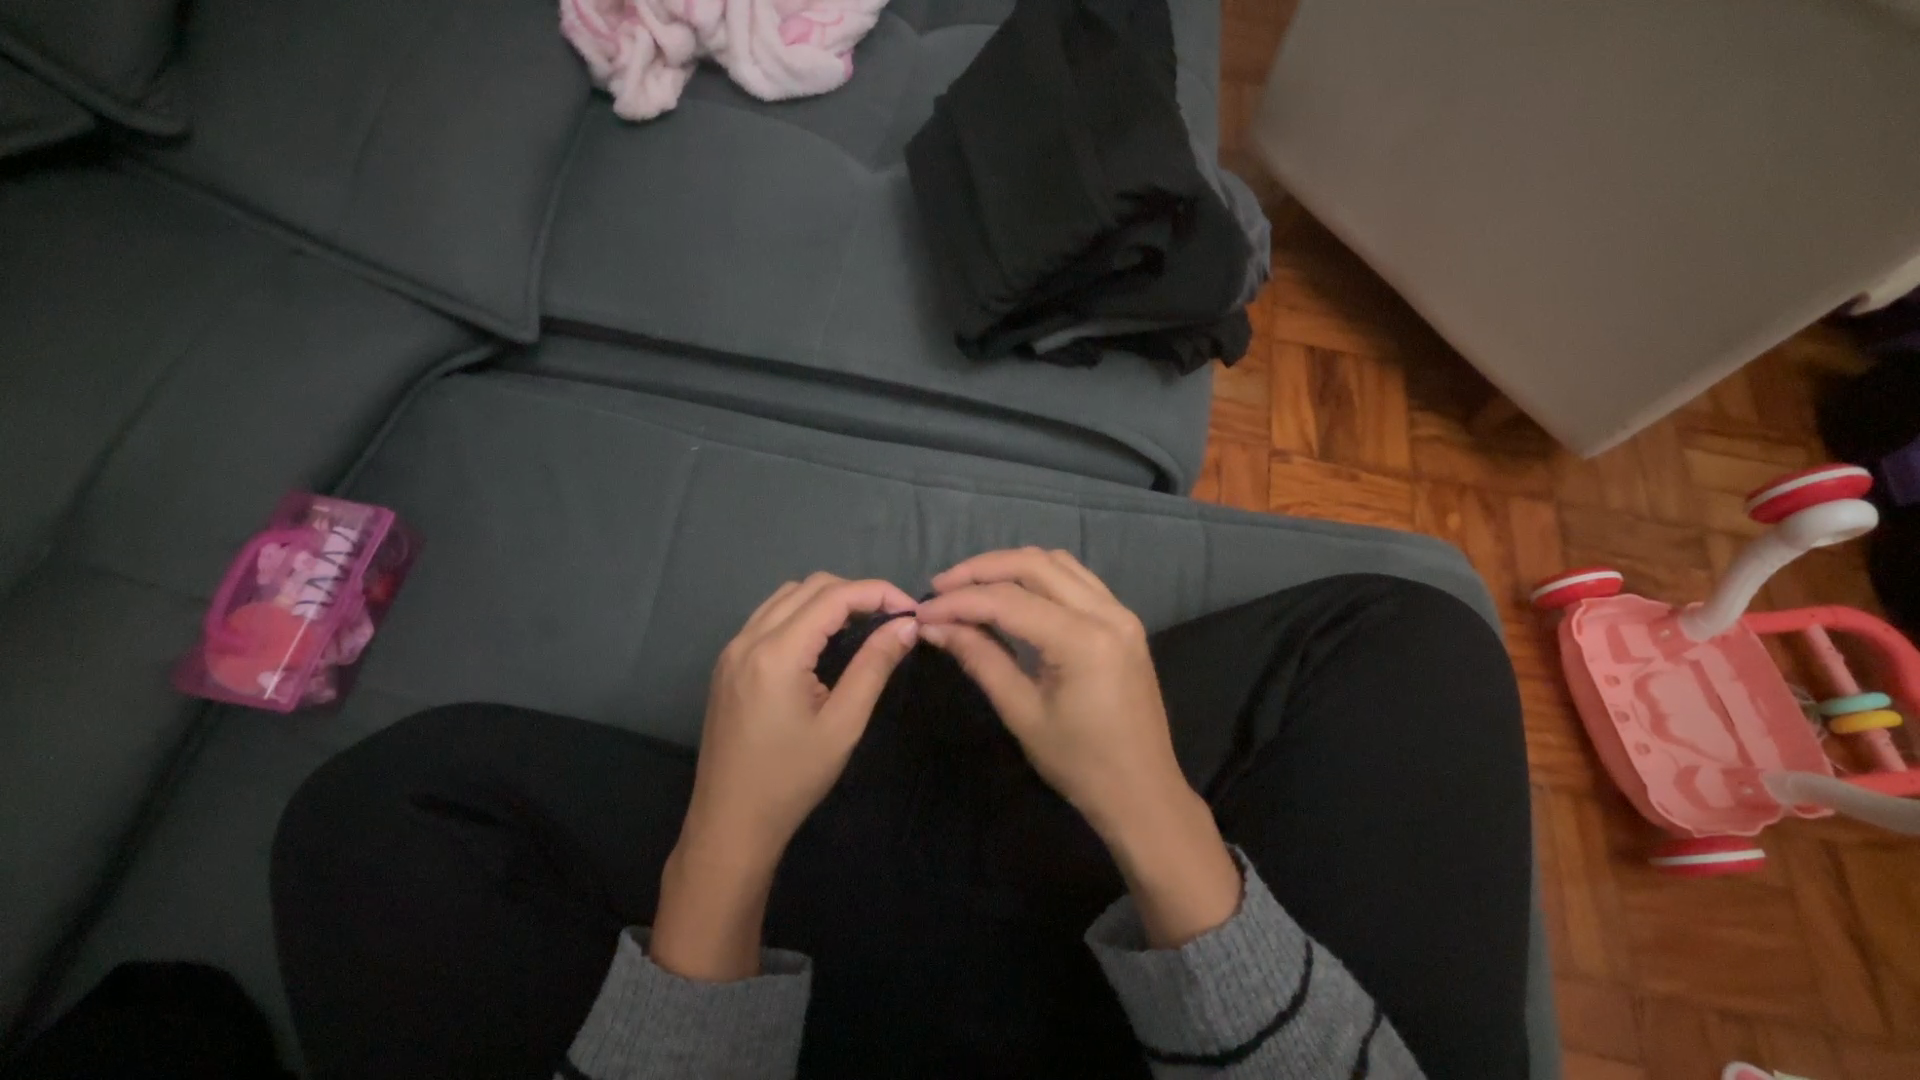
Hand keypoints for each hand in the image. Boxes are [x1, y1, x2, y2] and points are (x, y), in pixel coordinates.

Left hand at [654, 573, 917, 980]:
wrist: (730, 822)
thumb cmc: (792, 780)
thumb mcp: (843, 725)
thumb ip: (874, 666)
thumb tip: (907, 624)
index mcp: (777, 653)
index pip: (834, 596)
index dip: (878, 592)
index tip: (911, 609)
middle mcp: (748, 639)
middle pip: (809, 586)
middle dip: (855, 592)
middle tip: (891, 619)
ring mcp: (732, 650)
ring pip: (785, 596)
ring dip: (826, 600)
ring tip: (862, 626)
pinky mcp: (727, 664)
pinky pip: (767, 617)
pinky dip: (800, 614)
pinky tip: (823, 642)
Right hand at [915, 549, 1239, 946]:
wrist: (1143, 793)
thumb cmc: (1080, 764)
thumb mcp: (1022, 713)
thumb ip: (980, 658)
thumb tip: (934, 626)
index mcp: (1083, 640)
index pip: (1008, 600)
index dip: (960, 601)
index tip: (922, 610)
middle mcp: (1107, 612)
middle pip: (1034, 564)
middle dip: (982, 570)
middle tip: (940, 587)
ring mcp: (1121, 613)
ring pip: (1058, 563)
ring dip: (1011, 566)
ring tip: (969, 586)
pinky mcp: (1124, 622)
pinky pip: (1077, 579)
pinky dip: (1040, 576)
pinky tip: (1012, 593)